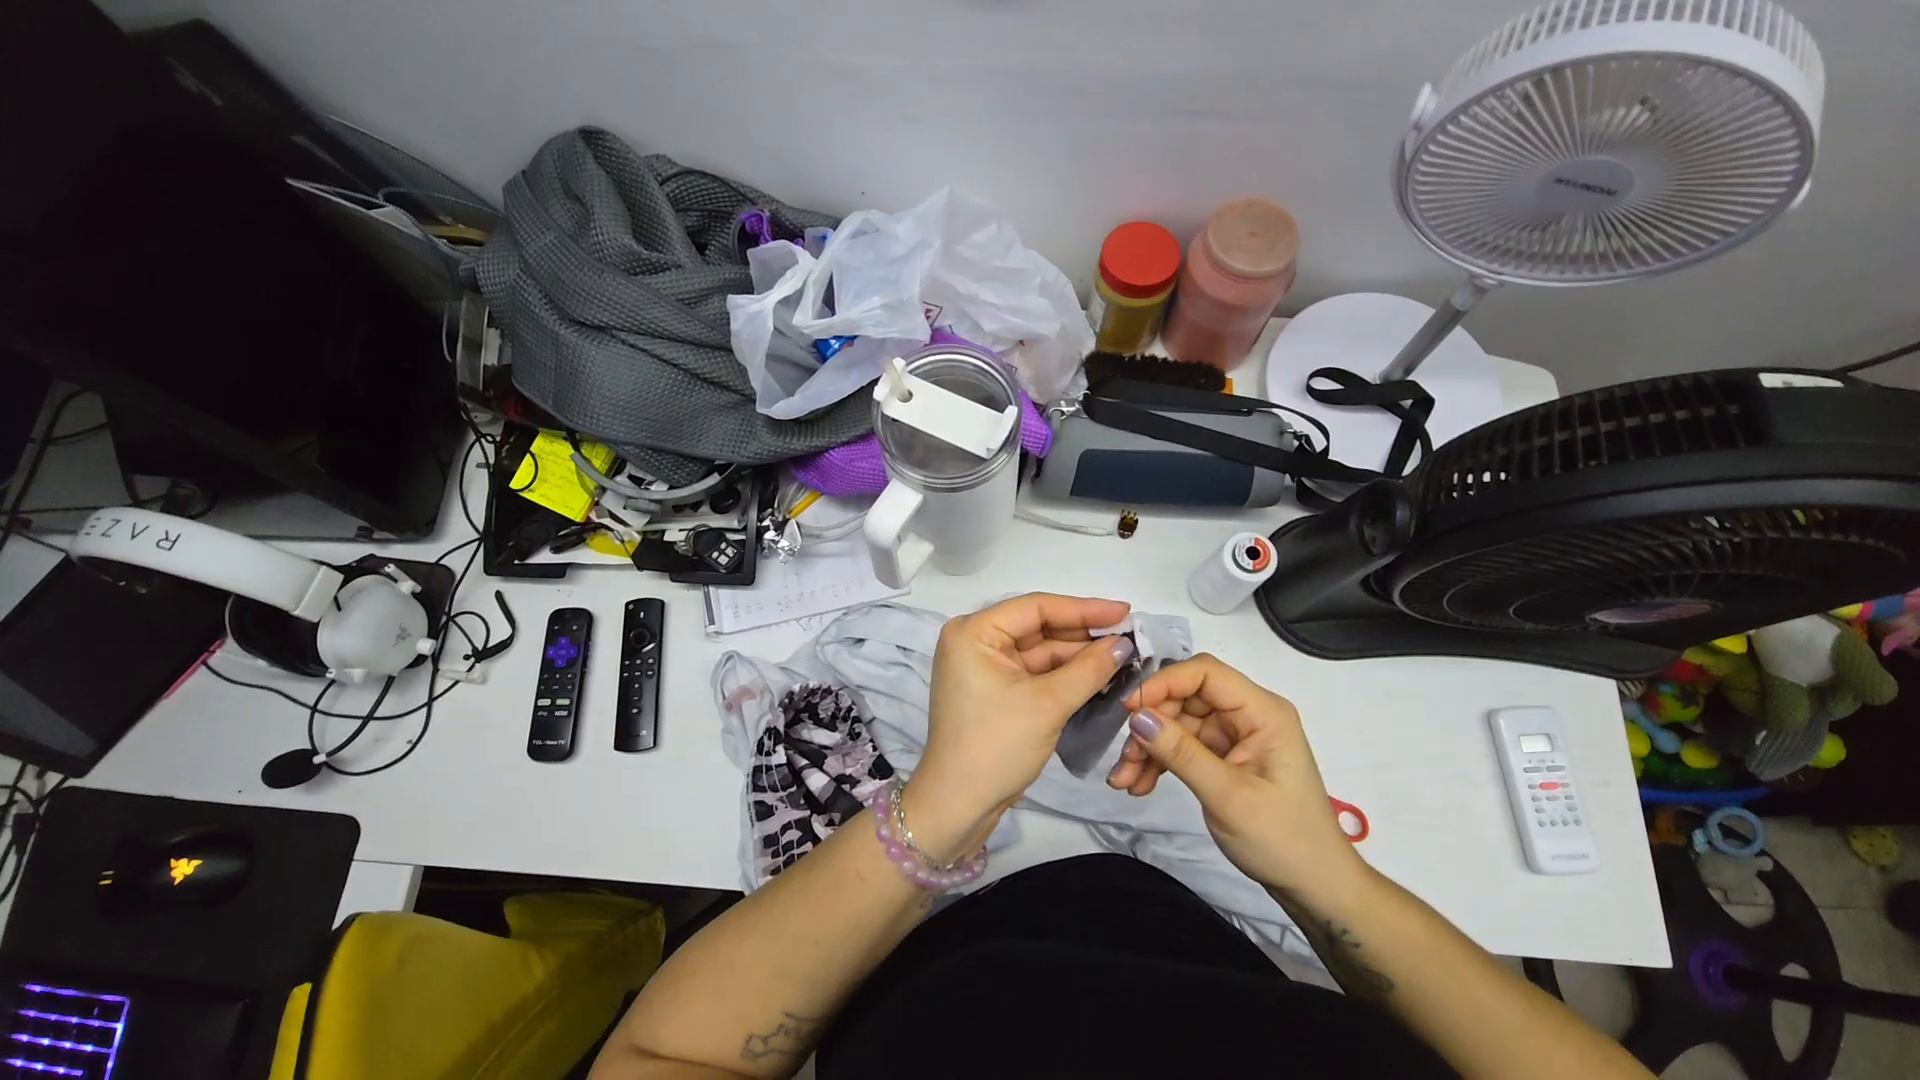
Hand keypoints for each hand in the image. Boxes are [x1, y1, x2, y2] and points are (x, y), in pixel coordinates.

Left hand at [903, 593, 1134, 860]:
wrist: (959, 805)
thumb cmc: (996, 746)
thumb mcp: (1047, 704)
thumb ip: (1089, 669)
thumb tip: (1125, 644)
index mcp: (973, 632)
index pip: (1036, 607)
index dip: (1084, 609)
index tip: (1126, 611)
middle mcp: (975, 642)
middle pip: (1039, 628)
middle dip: (1084, 634)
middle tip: (1131, 635)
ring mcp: (984, 668)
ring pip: (1040, 652)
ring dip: (1079, 656)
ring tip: (1125, 655)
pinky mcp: (995, 692)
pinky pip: (1035, 673)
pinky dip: (1066, 676)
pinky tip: (1101, 674)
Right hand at [1109, 654, 1363, 893]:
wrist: (1313, 884)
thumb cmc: (1282, 838)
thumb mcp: (1228, 796)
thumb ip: (1181, 753)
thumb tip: (1136, 717)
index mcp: (1262, 712)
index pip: (1206, 673)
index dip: (1164, 683)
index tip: (1128, 710)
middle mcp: (1249, 715)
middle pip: (1186, 698)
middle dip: (1151, 724)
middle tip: (1125, 759)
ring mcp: (1236, 737)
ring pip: (1179, 724)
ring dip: (1149, 748)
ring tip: (1124, 781)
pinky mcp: (1225, 758)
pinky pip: (1183, 747)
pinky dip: (1160, 763)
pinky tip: (1139, 786)